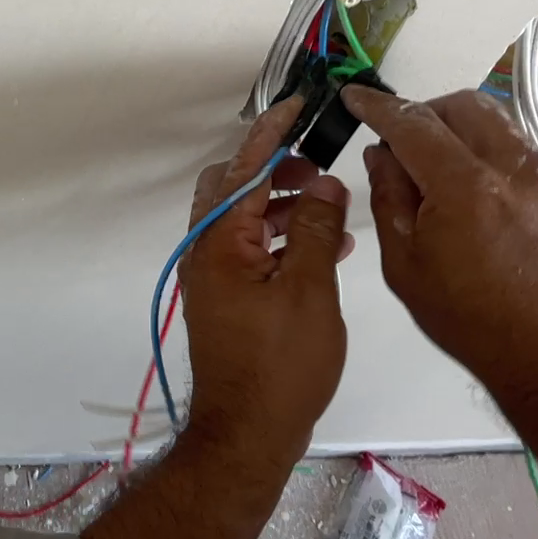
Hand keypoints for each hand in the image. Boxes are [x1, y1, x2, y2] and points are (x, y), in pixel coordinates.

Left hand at [178, 94, 350, 467]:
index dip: (273, 132)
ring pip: (243, 217)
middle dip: (276, 170)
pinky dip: (280, 238)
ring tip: (331, 211)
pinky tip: (323, 248)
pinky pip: (249, 247)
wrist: (246, 434)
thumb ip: (316, 228)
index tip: (298, 104)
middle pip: (235, 187)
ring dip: (282, 205)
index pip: (247, 167)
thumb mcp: (309, 290)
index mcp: (220, 238)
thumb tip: (324, 182)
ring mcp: (212, 271)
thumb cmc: (280, 363)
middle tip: (318, 172)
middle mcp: (206, 247)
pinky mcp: (225, 293)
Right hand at [340, 85, 537, 400]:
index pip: (411, 123)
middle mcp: (511, 167)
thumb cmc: (470, 320)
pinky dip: (486, 145)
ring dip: (457, 124)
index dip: (377, 105)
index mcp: (463, 185)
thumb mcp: (406, 265)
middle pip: (461, 105)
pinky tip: (472, 183)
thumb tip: (382, 154)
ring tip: (436, 160)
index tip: (353, 96)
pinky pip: (518, 146)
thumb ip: (389, 197)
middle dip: (422, 110)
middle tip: (399, 139)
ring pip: (495, 119)